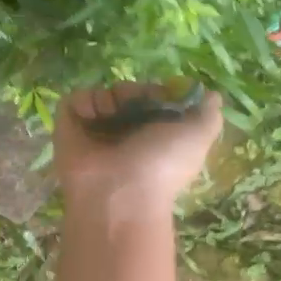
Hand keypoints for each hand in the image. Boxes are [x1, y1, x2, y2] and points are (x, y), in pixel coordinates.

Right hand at [52, 82, 222, 220]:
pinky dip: (84, 101)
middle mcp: (125, 128)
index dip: (158, 92)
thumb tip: (211, 94)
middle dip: (131, 92)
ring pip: (101, 92)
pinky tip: (91, 116)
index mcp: (156, 131)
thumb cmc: (162, 163)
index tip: (162, 99)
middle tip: (131, 107)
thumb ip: (207, 113)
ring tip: (108, 115)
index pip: (154, 97)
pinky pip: (74, 98)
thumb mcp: (198, 136)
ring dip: (107, 97)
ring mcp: (95, 126)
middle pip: (126, 91)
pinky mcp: (68, 124)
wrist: (118, 190)